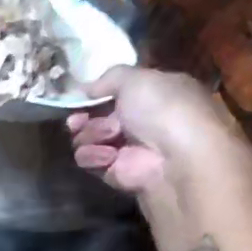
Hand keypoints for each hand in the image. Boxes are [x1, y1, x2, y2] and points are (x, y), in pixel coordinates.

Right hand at [67, 67, 248, 194]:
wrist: (176, 157)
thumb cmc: (163, 109)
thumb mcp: (137, 78)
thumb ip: (109, 78)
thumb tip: (87, 88)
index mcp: (156, 95)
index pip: (119, 93)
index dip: (97, 93)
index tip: (81, 96)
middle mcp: (143, 122)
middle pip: (99, 116)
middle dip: (85, 117)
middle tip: (75, 120)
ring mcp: (129, 148)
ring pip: (90, 138)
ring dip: (90, 135)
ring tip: (105, 136)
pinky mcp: (117, 172)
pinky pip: (91, 160)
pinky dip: (94, 156)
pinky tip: (107, 155)